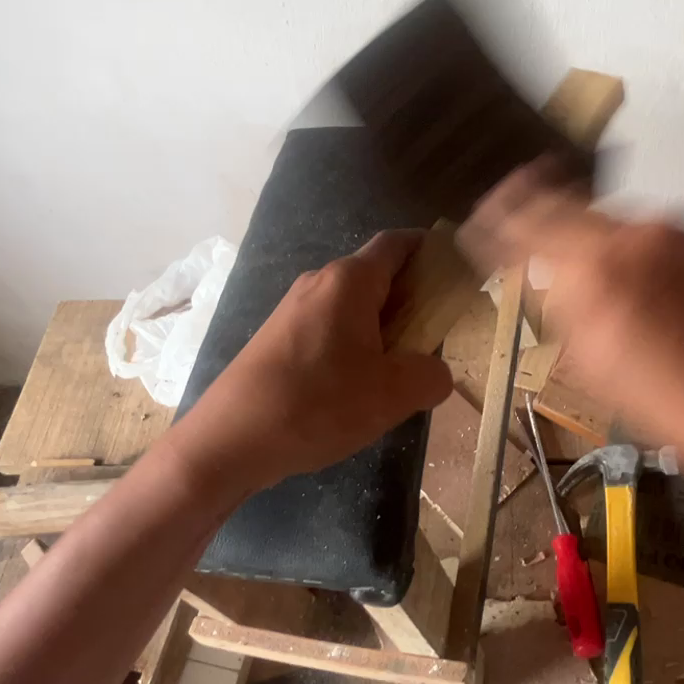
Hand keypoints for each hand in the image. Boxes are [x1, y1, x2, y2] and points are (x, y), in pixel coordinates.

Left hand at [169, 230, 453, 493]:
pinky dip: (353, 346)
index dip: (430, 250)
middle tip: (433, 339)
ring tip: (396, 374)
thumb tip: (434, 371)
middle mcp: (319, 283)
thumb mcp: (393, 395)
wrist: (229, 440)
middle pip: (377, 276)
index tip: (454, 272)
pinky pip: (329, 329)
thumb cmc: (317, 404)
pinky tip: (355, 390)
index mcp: (350, 281)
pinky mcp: (277, 339)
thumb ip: (431, 375)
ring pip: (352, 307)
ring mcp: (293, 310)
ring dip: (382, 329)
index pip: (398, 243)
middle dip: (411, 299)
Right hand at [459, 162, 683, 445]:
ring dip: (579, 229)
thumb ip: (558, 305)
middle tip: (505, 208)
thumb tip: (539, 273)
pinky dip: (619, 241)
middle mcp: (627, 237)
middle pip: (559, 202)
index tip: (479, 223)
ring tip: (572, 258)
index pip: (524, 228)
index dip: (495, 223)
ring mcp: (666, 229)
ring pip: (600, 215)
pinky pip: (637, 227)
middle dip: (530, 207)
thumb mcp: (588, 360)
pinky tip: (620, 269)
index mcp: (592, 273)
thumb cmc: (665, 402)